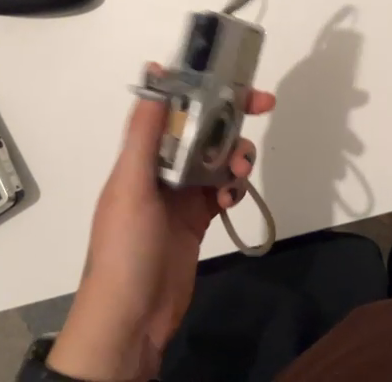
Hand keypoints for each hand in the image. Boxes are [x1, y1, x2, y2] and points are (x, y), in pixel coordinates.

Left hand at [48, 71, 274, 381]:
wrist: (131, 319)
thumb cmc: (125, 247)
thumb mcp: (131, 185)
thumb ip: (145, 131)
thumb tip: (154, 72)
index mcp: (141, 154)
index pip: (175, 106)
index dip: (203, 86)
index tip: (233, 75)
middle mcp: (161, 168)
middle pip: (203, 128)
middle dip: (232, 116)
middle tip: (266, 105)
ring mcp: (181, 195)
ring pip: (218, 157)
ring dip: (236, 155)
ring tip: (241, 171)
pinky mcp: (197, 218)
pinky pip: (223, 189)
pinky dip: (232, 188)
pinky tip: (229, 201)